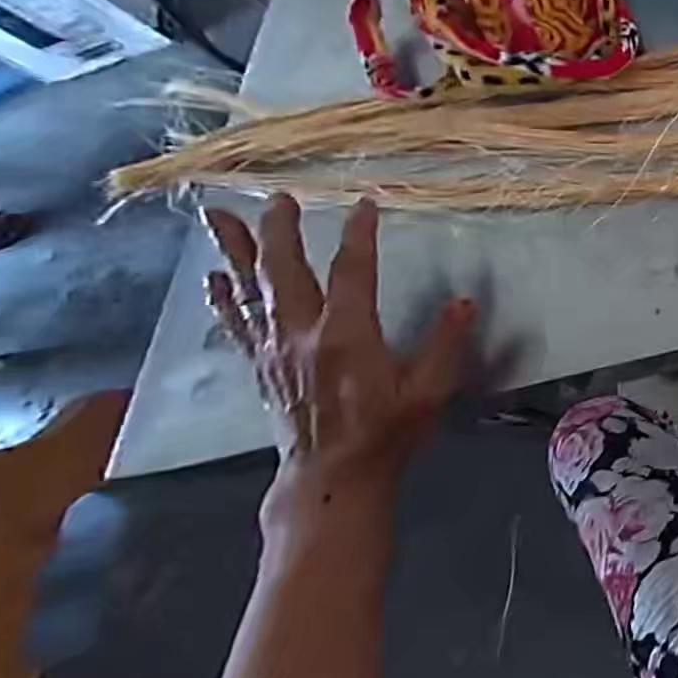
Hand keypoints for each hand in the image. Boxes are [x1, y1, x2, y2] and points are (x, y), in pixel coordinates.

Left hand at [202, 196, 475, 535]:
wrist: (333, 480)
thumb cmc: (386, 433)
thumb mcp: (428, 392)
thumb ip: (446, 345)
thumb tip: (465, 302)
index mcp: (347, 336)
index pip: (351, 271)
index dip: (358, 234)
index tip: (364, 204)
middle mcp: (302, 335)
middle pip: (283, 270)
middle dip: (279, 230)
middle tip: (279, 198)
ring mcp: (274, 350)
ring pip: (250, 290)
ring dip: (235, 251)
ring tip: (218, 215)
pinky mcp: (261, 366)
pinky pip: (237, 324)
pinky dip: (225, 297)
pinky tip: (212, 277)